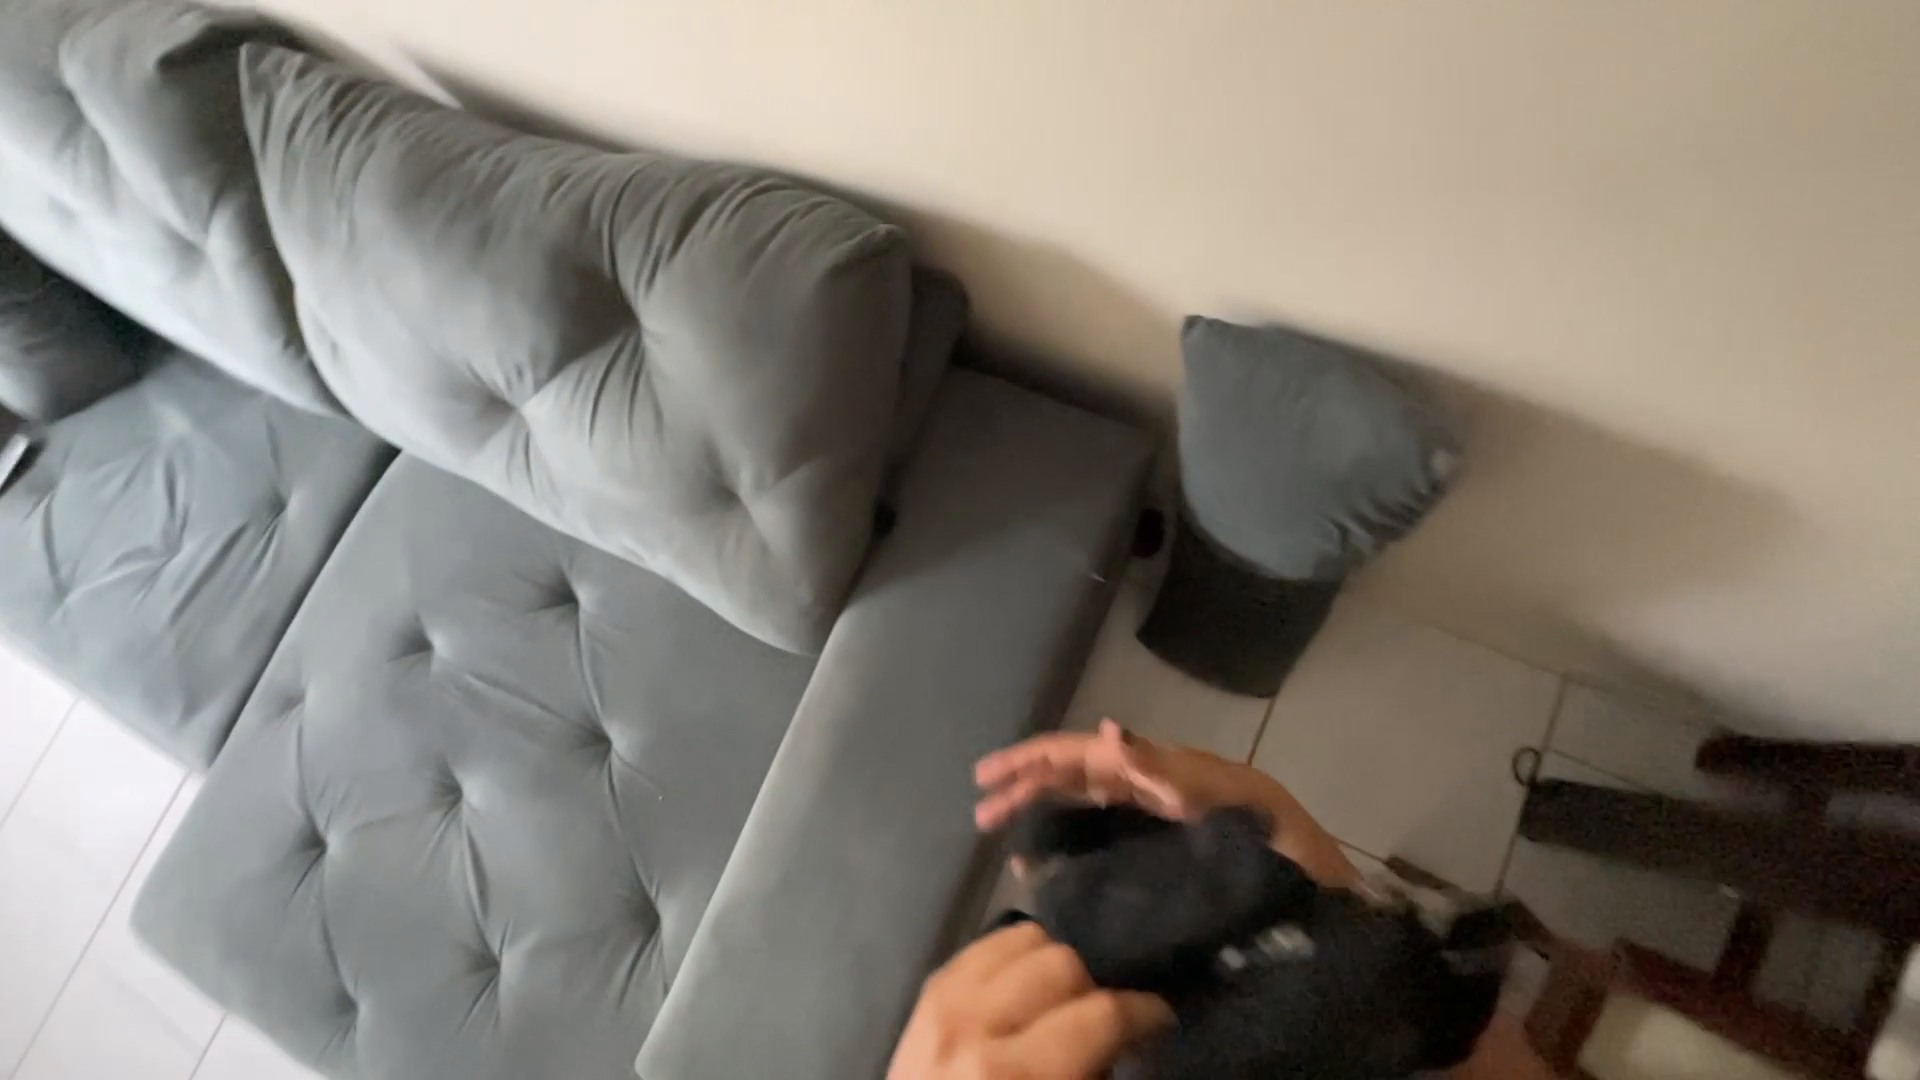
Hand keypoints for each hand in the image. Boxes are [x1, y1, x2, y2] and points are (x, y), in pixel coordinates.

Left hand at [887, 922, 1172, 1079]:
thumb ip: (1091, 1075)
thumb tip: (1124, 1041)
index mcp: (1013, 1074)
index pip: (1099, 1014)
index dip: (1144, 1013)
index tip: (1161, 1017)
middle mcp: (976, 1022)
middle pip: (1061, 962)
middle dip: (1094, 987)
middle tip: (1105, 1017)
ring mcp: (946, 998)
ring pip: (1023, 937)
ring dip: (1052, 964)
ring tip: (1063, 997)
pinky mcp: (929, 988)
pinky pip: (985, 944)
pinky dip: (1014, 956)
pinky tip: (1025, 986)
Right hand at [973, 718, 1249, 830]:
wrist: (1269, 830)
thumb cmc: (1228, 801)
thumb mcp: (1189, 781)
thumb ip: (1147, 758)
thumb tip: (1103, 726)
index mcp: (1122, 756)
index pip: (1060, 752)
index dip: (1022, 760)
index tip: (985, 774)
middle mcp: (1117, 769)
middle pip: (1057, 774)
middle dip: (1018, 788)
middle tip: (981, 814)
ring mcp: (1125, 794)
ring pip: (1067, 794)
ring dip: (1033, 805)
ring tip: (998, 828)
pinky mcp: (1135, 818)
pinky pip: (1086, 816)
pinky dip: (1059, 825)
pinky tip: (1044, 846)